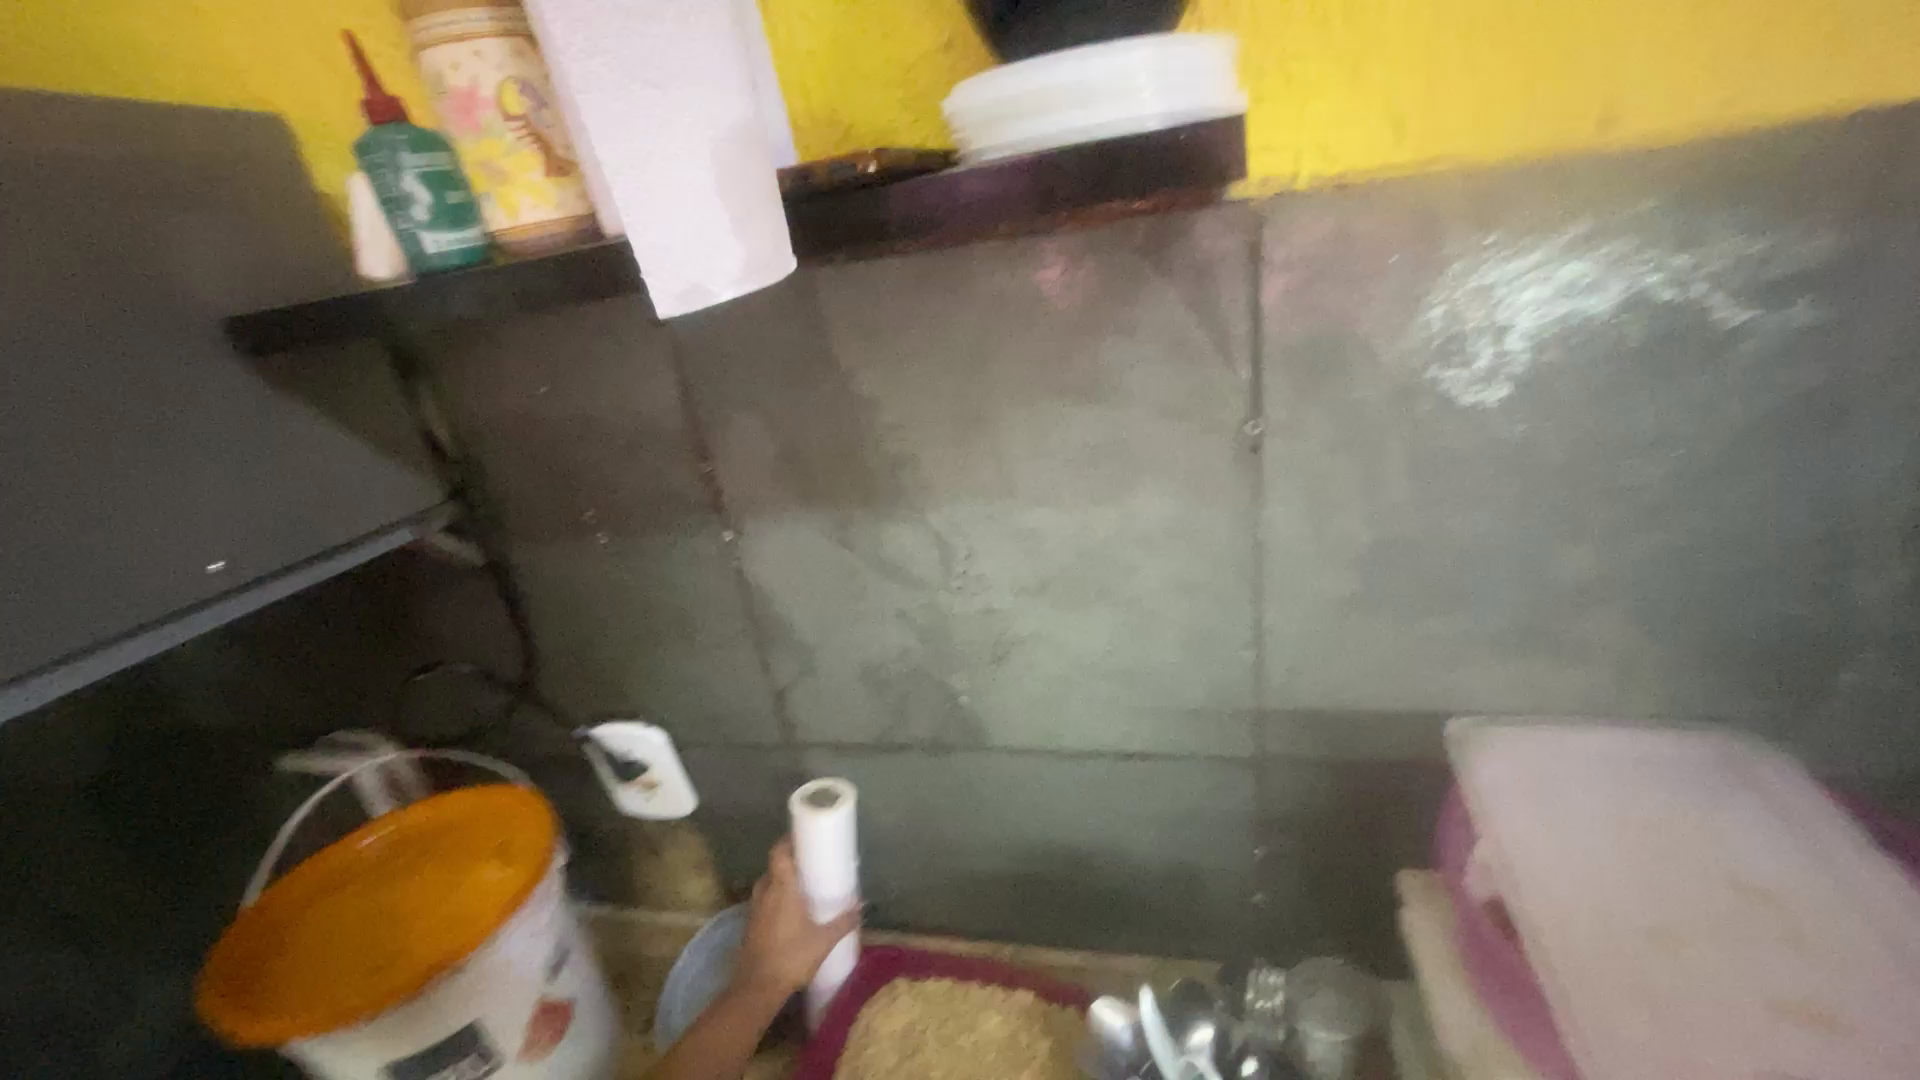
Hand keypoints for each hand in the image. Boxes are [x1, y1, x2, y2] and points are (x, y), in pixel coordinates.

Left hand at [732, 836, 860, 998]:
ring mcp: (754, 909)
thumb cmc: (791, 957)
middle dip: (790, 860)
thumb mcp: (824, 940)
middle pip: (774, 866)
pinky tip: (790, 910)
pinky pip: (764, 900)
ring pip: (768, 883)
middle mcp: (765, 892)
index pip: (779, 851)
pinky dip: (775, 897)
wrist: (756, 988)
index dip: (789, 840)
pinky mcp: (750, 925)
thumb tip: (862, 905)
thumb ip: (844, 921)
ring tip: (802, 885)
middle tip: (810, 862)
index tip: (804, 835)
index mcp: (781, 887)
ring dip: (782, 880)